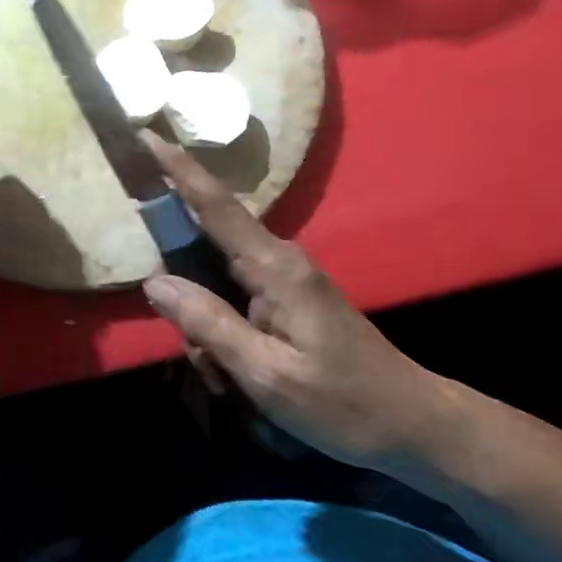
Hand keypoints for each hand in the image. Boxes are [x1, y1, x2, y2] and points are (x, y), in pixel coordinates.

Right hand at [139, 133, 458, 474]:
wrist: (414, 426)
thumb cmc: (344, 403)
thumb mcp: (266, 373)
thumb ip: (208, 323)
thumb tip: (154, 281)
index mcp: (275, 268)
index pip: (215, 206)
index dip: (178, 170)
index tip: (148, 135)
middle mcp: (276, 260)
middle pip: (201, 249)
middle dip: (182, 294)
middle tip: (200, 357)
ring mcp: (280, 278)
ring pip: (210, 281)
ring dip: (202, 327)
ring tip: (223, 379)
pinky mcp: (282, 297)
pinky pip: (229, 300)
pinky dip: (219, 334)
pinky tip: (231, 375)